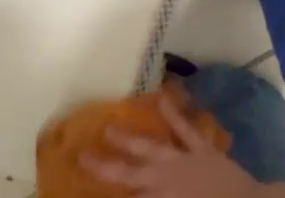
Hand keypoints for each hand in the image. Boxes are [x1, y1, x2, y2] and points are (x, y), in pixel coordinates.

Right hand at [80, 92, 262, 197]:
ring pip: (151, 148)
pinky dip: (174, 113)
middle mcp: (165, 179)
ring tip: (109, 128)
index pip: (125, 196)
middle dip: (104, 165)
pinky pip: (186, 129)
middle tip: (82, 155)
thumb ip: (150, 195)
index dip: (106, 190)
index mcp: (158, 197)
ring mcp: (184, 161)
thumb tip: (129, 193)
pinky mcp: (203, 151)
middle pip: (129, 172)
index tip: (85, 176)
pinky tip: (162, 97)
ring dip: (130, 139)